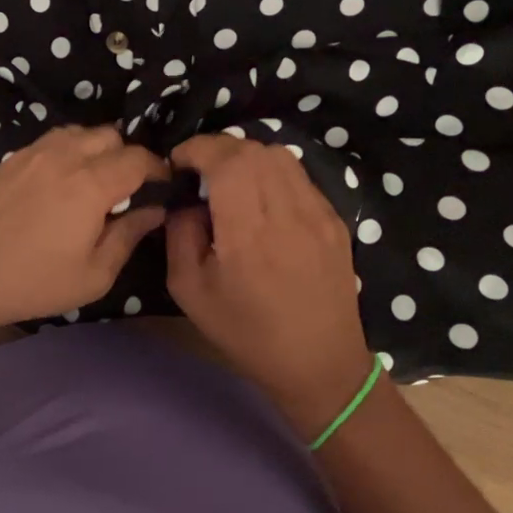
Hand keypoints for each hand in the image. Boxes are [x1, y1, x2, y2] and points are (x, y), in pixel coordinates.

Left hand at [0, 126, 167, 336]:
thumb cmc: (34, 281)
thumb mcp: (94, 274)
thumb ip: (128, 235)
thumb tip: (154, 210)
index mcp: (91, 183)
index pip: (138, 158)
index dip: (158, 170)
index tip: (163, 188)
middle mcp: (64, 157)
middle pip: (110, 135)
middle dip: (127, 156)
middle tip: (128, 188)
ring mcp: (32, 153)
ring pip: (78, 132)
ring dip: (95, 149)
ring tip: (95, 182)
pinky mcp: (10, 159)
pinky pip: (50, 141)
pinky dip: (67, 151)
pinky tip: (62, 181)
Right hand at [165, 134, 370, 437]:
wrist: (320, 364)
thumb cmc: (245, 332)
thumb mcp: (188, 289)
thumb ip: (179, 233)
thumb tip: (185, 198)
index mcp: (247, 236)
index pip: (226, 161)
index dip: (197, 149)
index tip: (178, 163)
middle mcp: (287, 216)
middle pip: (252, 150)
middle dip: (216, 148)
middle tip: (197, 169)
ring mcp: (318, 216)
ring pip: (279, 155)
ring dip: (245, 156)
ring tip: (227, 178)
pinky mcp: (335, 221)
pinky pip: (298, 176)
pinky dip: (271, 172)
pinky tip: (258, 199)